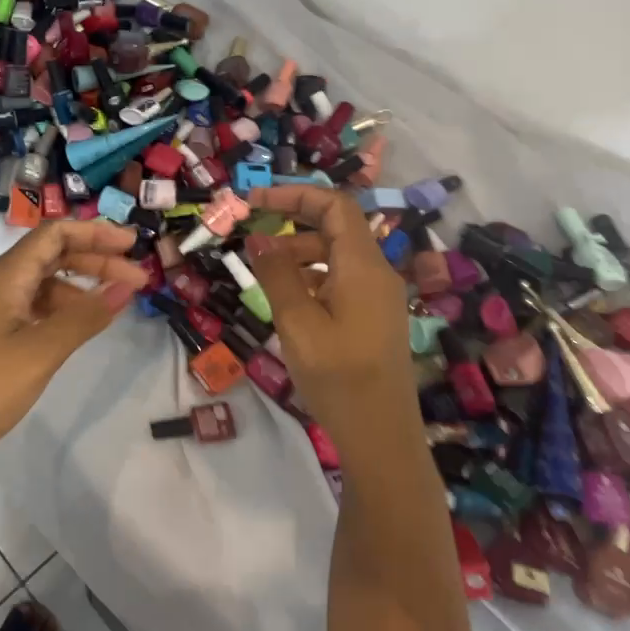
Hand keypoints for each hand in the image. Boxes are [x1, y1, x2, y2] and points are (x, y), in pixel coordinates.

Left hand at [0, 221, 149, 465]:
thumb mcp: (42, 351)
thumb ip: (85, 316)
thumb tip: (125, 286)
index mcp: (2, 276)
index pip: (53, 234)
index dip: (94, 233)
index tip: (134, 245)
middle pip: (48, 255)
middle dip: (93, 261)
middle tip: (136, 281)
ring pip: (39, 282)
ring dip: (77, 287)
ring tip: (113, 305)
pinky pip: (27, 305)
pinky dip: (57, 308)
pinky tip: (77, 326)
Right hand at [244, 186, 413, 445]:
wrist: (381, 435)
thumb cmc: (338, 375)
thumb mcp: (297, 322)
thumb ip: (276, 275)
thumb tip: (258, 239)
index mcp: (363, 266)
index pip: (334, 206)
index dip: (294, 195)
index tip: (252, 202)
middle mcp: (376, 273)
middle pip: (335, 227)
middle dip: (290, 223)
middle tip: (248, 236)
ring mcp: (377, 297)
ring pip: (336, 255)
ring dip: (297, 252)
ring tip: (260, 271)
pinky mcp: (373, 318)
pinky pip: (340, 279)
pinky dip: (310, 276)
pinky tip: (285, 299)